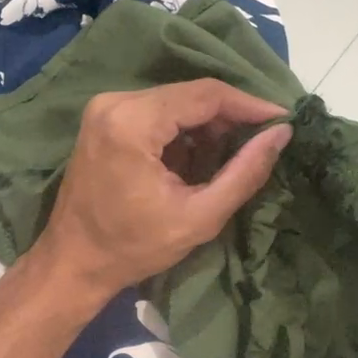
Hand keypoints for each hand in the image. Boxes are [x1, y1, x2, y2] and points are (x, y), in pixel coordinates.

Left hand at [31, 80, 291, 298]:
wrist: (73, 262)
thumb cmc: (133, 247)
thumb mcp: (199, 216)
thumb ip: (244, 172)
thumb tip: (282, 133)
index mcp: (132, 121)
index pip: (205, 94)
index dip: (249, 104)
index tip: (284, 120)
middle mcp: (115, 102)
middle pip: (190, 94)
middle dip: (230, 115)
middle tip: (264, 139)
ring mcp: (106, 108)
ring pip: (175, 102)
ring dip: (207, 124)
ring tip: (235, 153)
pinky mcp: (104, 120)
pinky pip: (157, 112)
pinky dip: (183, 130)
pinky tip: (201, 157)